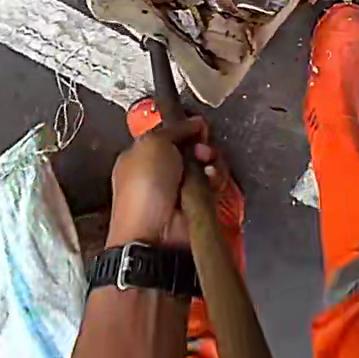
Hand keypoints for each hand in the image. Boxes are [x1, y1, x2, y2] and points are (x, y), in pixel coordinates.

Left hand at [106, 116, 219, 247]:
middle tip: (201, 149)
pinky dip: (216, 178)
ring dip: (211, 161)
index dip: (184, 128)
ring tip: (206, 166)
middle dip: (201, 144)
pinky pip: (216, 182)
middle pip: (193, 146)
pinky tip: (210, 180)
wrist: (155, 235)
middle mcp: (163, 171)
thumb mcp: (152, 143)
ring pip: (208, 162)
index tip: (195, 125)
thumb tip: (195, 122)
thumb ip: (175, 128)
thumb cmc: (145, 185)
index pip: (170, 134)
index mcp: (143, 157)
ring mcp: (183, 188)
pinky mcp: (202, 202)